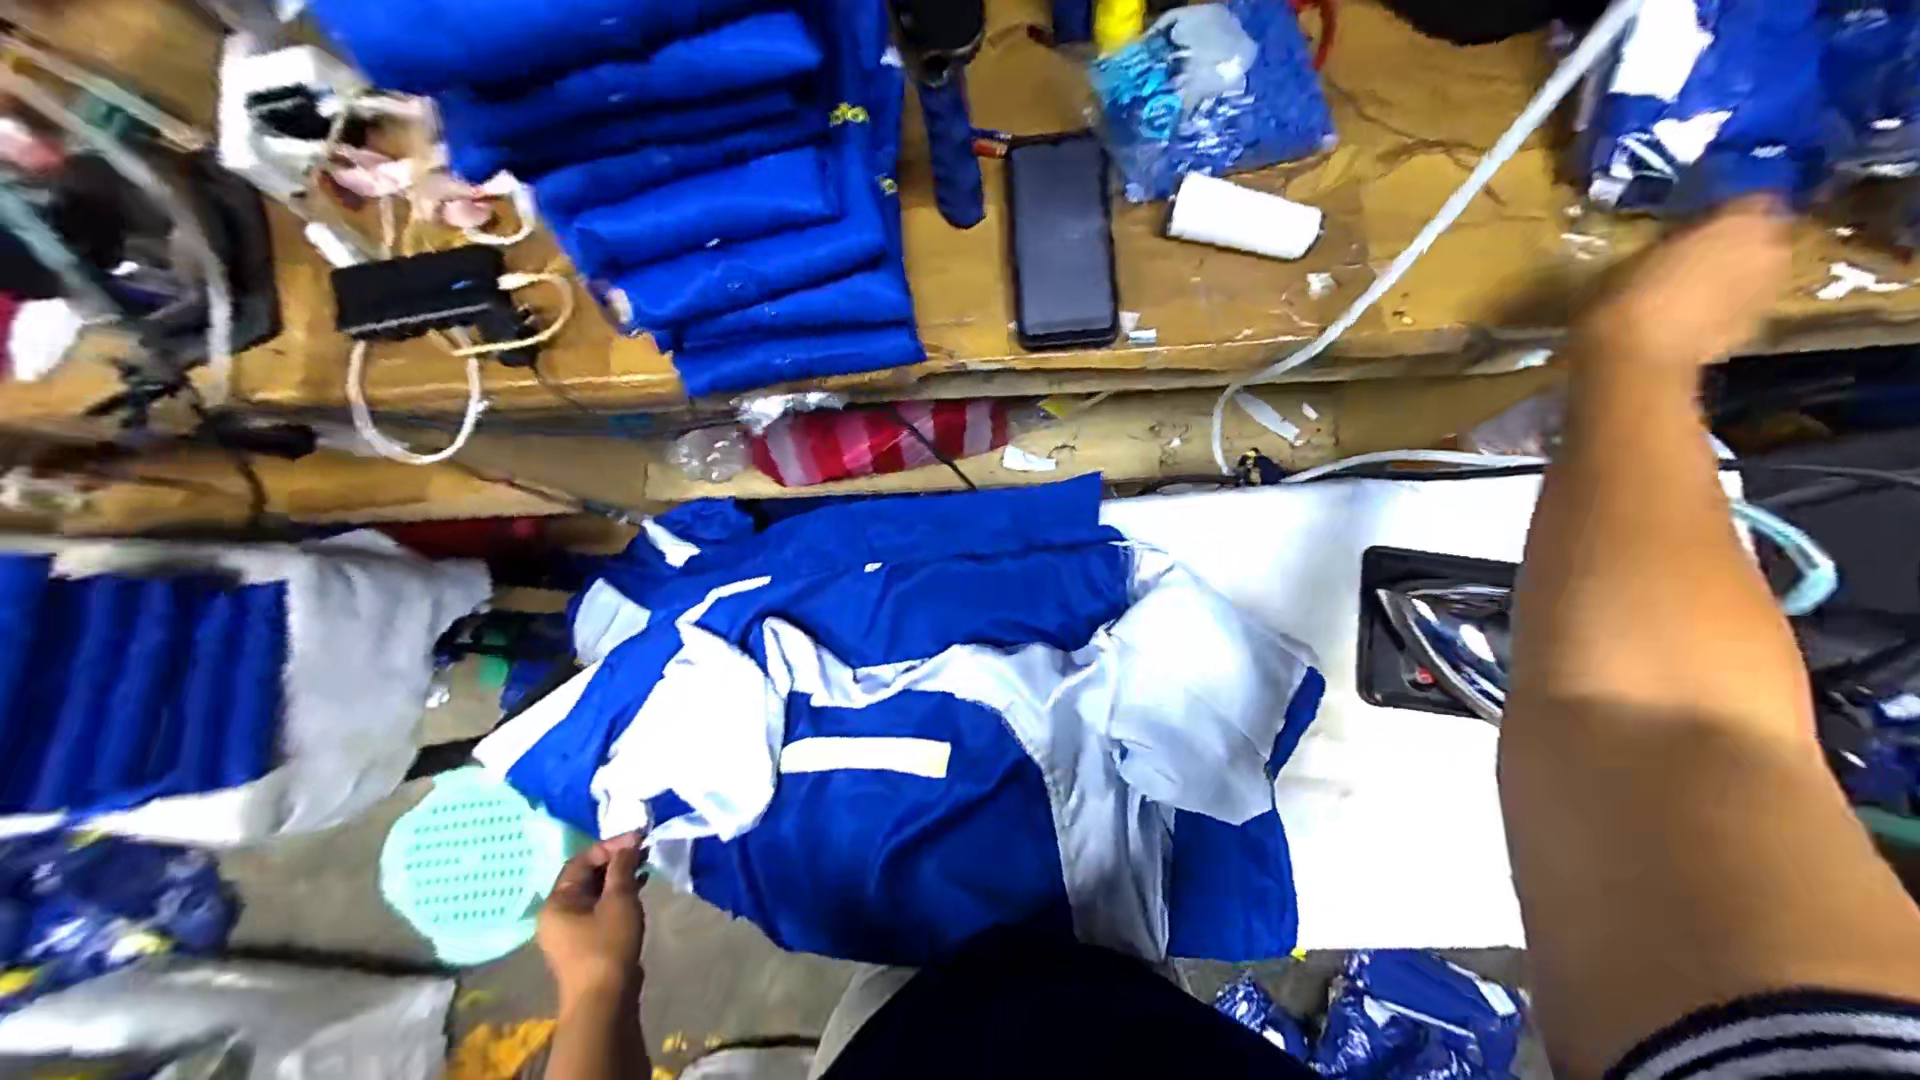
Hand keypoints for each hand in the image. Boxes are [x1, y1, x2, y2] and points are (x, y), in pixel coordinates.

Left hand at [537, 832, 645, 1008]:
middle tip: (644, 849)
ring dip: (619, 875)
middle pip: (586, 875)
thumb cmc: (608, 944)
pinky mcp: (584, 940)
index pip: (581, 860)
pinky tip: (639, 887)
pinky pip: (598, 906)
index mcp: (556, 901)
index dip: (611, 845)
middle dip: (616, 859)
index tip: (639, 838)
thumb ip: (622, 866)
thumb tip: (628, 843)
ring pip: (594, 890)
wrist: (604, 999)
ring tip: (645, 865)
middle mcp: (556, 913)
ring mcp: (569, 928)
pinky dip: (617, 893)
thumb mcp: (619, 898)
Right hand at [1574, 196, 1791, 371]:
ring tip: (1691, 294)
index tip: (1694, 226)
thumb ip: (1673, 245)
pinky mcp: (1757, 323)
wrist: (1638, 356)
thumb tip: (1680, 245)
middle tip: (1694, 261)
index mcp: (1742, 220)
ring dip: (1732, 277)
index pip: (1746, 201)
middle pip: (1761, 236)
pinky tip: (1691, 321)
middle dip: (1735, 246)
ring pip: (1756, 271)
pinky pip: (1743, 305)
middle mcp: (1771, 246)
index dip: (1722, 213)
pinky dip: (1725, 309)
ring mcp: (1769, 288)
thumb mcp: (1637, 259)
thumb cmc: (1626, 300)